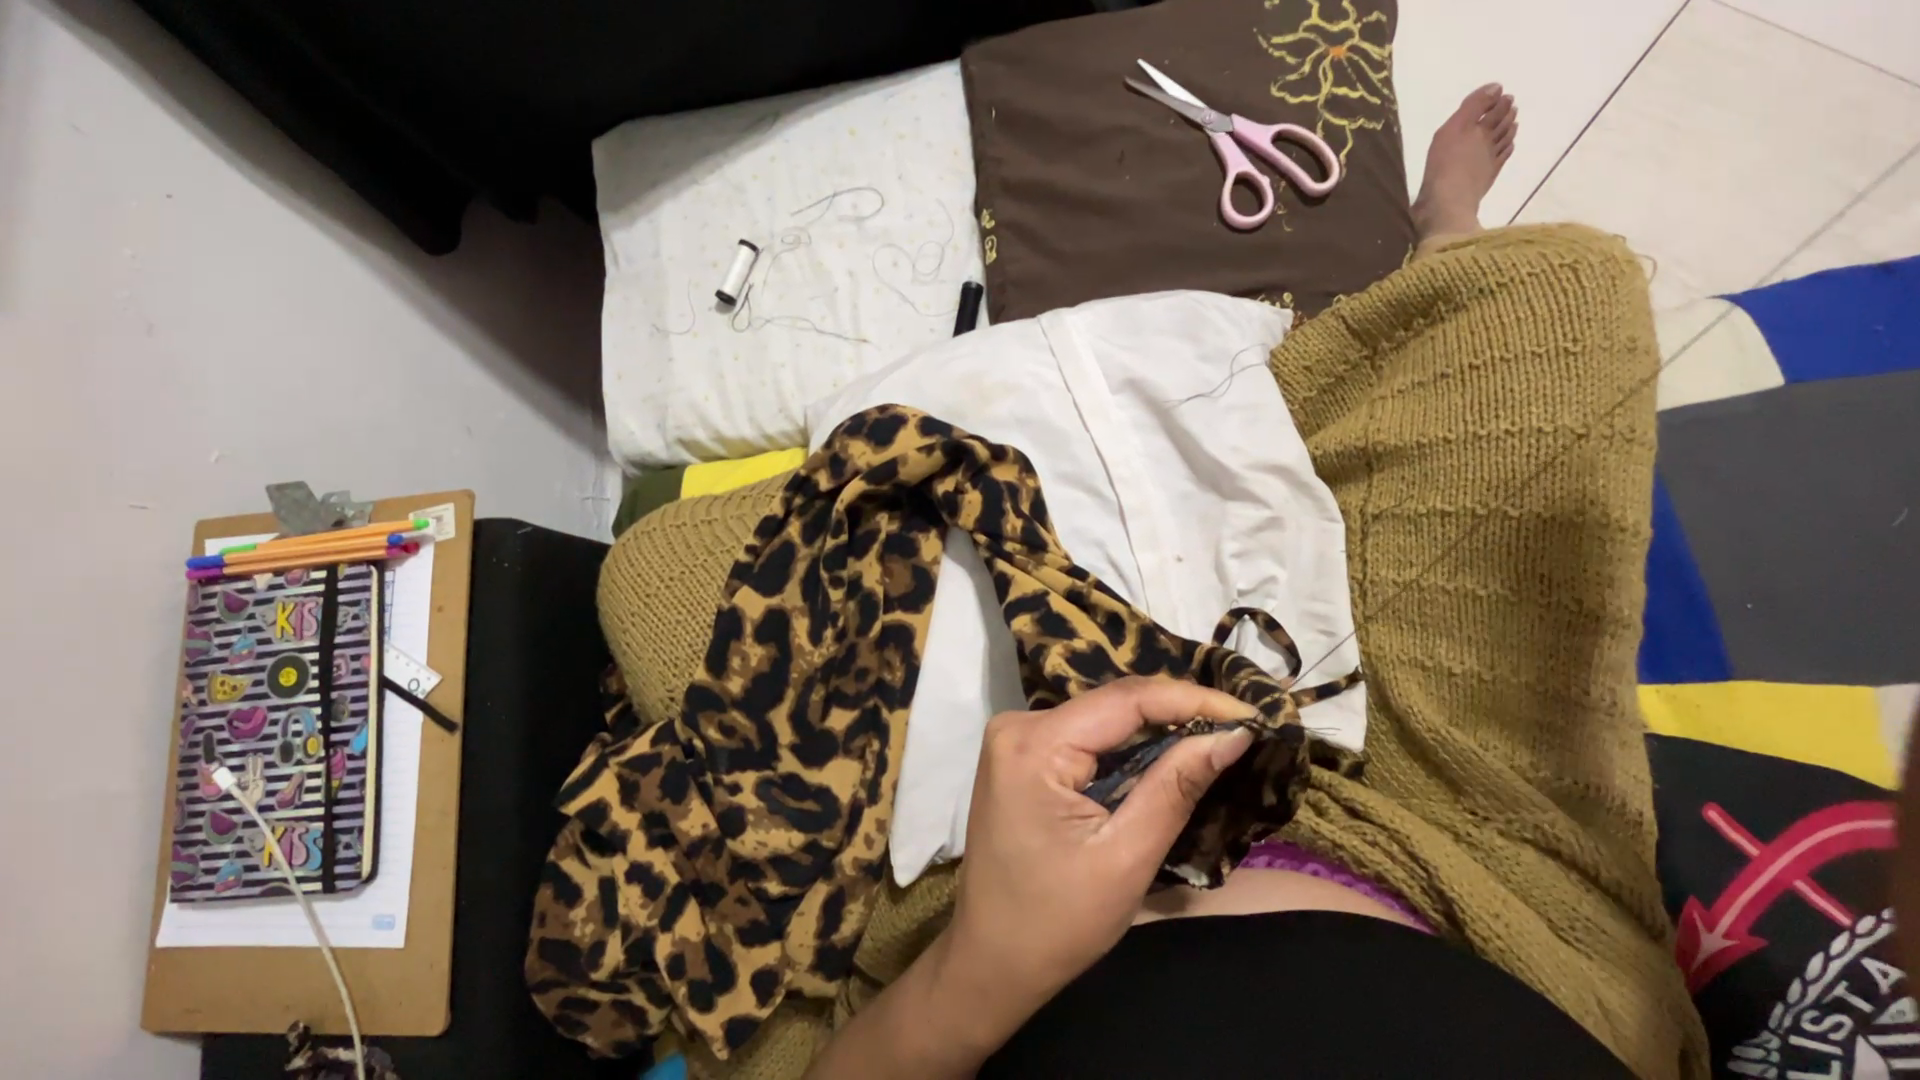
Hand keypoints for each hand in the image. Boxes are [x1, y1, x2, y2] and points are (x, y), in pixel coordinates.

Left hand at [934, 677, 1256, 1036]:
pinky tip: (1167, 760)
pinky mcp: (1021, 758)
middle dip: (1179, 716)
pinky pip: (1086, 739)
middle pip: (1113, 705)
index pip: (1125, 699)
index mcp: (1033, 744)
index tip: (1251, 714)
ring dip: (1156, 733)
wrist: (993, 960)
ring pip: (1103, 720)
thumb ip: (1176, 787)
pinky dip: (1127, 751)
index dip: (1193, 700)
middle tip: (1242, 731)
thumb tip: (1233, 735)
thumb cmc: (1057, 921)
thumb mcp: (1126, 856)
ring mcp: (1015, 740)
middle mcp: (1017, 726)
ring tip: (1217, 741)